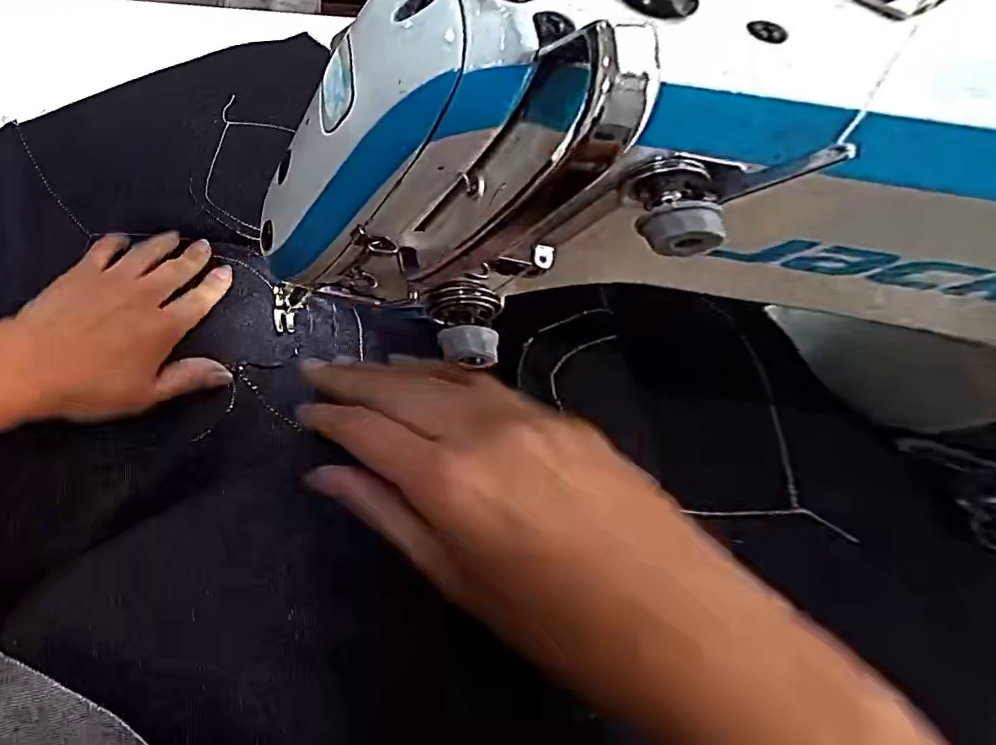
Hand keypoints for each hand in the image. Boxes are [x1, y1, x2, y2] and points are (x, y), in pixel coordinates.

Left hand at [0, 233, 233, 422]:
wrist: (34, 363)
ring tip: (175, 236)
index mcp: (163, 326)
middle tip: (204, 246)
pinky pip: (107, 248)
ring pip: (147, 253)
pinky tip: (122, 241)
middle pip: (177, 269)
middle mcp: (144, 295)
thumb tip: (223, 372)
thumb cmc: (89, 386)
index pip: (199, 300)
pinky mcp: (85, 270)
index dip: (215, 285)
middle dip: (194, 257)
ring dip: (164, 243)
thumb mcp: (145, 394)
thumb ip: (186, 378)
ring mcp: (114, 278)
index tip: (225, 273)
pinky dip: (118, 242)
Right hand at [296, 359, 713, 664]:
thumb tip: (324, 475)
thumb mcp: (458, 582)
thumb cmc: (560, 626)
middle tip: (314, 369)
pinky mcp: (558, 415)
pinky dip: (441, 372)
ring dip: (391, 368)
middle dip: (348, 377)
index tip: (302, 411)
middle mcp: (479, 431)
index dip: (328, 417)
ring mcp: (523, 415)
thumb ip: (384, 515)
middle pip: (395, 388)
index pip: (365, 429)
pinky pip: (480, 382)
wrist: (693, 630)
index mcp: (447, 480)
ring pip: (437, 375)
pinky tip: (426, 372)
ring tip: (356, 366)